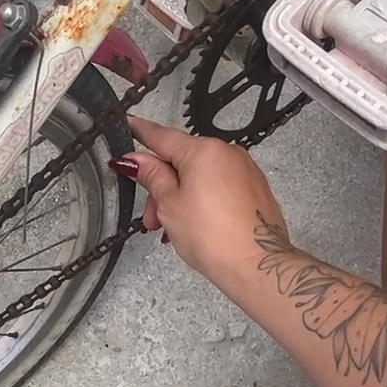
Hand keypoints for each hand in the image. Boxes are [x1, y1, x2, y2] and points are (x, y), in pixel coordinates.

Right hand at [120, 115, 287, 282]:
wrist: (256, 263)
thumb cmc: (213, 237)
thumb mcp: (169, 204)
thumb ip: (151, 176)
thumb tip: (135, 160)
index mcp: (203, 150)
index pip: (162, 136)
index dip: (141, 131)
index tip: (129, 123)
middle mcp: (227, 152)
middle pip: (181, 161)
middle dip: (161, 186)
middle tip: (150, 217)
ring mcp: (244, 169)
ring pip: (200, 175)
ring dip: (180, 197)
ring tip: (171, 230)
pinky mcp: (254, 188)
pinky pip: (218, 185)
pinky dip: (202, 200)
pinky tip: (194, 225)